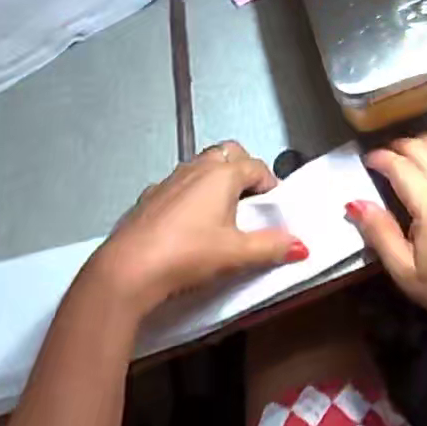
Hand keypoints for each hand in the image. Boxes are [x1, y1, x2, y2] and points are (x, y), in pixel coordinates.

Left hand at [83, 141, 307, 310]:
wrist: (126, 272)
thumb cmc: (184, 255)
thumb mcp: (237, 254)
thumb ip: (272, 247)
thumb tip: (300, 246)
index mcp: (223, 175)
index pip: (257, 167)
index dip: (270, 184)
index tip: (273, 207)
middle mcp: (196, 170)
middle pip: (229, 153)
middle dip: (244, 169)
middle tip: (250, 199)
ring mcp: (169, 181)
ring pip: (201, 166)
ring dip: (216, 180)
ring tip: (222, 212)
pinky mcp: (148, 199)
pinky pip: (177, 186)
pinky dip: (189, 195)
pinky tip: (188, 224)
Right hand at [347, 135, 426, 334]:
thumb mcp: (405, 271)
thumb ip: (380, 233)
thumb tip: (355, 203)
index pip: (400, 165)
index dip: (379, 158)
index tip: (366, 163)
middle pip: (422, 147)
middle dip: (398, 147)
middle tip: (383, 159)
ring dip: (423, 142)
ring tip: (407, 153)